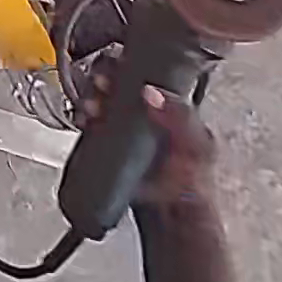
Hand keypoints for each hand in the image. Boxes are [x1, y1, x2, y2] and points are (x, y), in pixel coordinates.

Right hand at [83, 65, 215, 205]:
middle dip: (103, 77)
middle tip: (100, 83)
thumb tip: (150, 92)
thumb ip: (180, 115)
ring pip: (100, 97)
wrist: (171, 215)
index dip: (127, 65)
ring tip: (92, 105)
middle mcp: (142, 108)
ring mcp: (123, 124)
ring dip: (91, 96)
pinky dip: (84, 116)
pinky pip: (90, 121)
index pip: (142, 71)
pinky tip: (84, 119)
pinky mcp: (106, 141)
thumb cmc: (191, 179)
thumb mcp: (197, 143)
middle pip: (115, 80)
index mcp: (167, 102)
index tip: (117, 66)